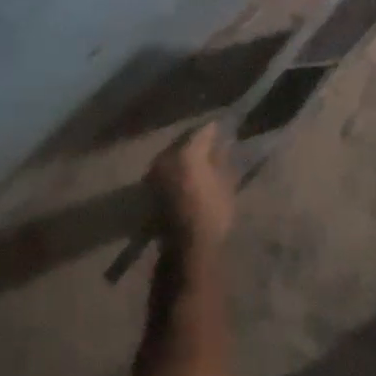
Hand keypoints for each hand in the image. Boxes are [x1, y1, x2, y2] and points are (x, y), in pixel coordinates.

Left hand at [151, 123, 234, 251]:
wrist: (187, 247)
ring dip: (185, 153)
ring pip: (173, 154)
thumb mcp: (225, 183)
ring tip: (201, 157)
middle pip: (183, 141)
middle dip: (197, 140)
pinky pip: (167, 167)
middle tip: (213, 141)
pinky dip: (178, 167)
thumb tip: (223, 142)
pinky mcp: (150, 187)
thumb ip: (222, 159)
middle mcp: (166, 158)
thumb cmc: (213, 213)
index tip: (224, 128)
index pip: (202, 132)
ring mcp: (155, 172)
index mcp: (186, 153)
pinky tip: (189, 172)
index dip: (214, 129)